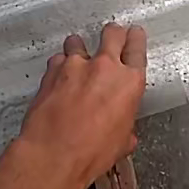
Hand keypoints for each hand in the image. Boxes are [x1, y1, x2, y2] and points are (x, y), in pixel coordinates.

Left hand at [14, 22, 147, 188]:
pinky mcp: (51, 71)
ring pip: (78, 41)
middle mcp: (104, 67)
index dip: (136, 39)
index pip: (137, 48)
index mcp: (129, 83)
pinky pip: (57, 59)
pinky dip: (59, 66)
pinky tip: (58, 79)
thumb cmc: (90, 153)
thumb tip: (123, 133)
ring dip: (80, 48)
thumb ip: (125, 127)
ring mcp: (75, 66)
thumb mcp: (121, 143)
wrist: (54, 154)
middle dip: (113, 34)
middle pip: (112, 33)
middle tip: (112, 37)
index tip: (134, 36)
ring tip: (77, 59)